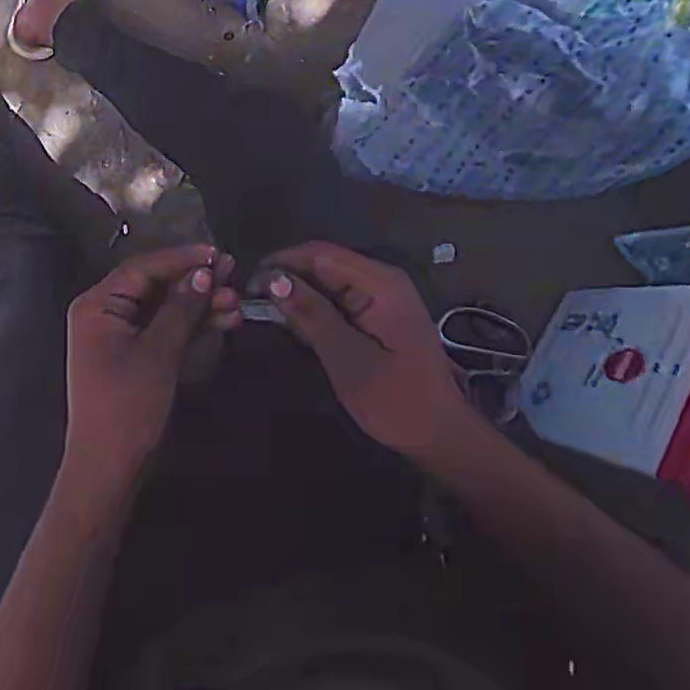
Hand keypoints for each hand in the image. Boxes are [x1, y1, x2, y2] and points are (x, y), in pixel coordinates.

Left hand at [62, 244, 239, 487]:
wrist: (109, 471)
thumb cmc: (127, 407)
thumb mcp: (158, 353)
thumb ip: (181, 308)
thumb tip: (204, 272)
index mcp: (97, 305)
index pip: (143, 268)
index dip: (182, 259)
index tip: (217, 254)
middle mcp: (104, 313)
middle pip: (154, 285)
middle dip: (194, 282)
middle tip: (233, 273)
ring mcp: (119, 336)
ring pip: (164, 308)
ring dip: (198, 304)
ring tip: (235, 302)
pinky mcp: (134, 355)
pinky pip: (164, 329)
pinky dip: (190, 325)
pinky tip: (222, 320)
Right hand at [257, 242, 468, 460]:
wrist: (441, 435)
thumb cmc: (397, 402)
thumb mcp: (347, 360)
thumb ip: (312, 315)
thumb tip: (273, 279)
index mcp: (381, 283)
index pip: (320, 254)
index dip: (281, 263)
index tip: (248, 286)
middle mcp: (382, 278)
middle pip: (322, 262)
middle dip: (286, 277)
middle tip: (252, 303)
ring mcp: (381, 294)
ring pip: (326, 278)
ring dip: (296, 293)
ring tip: (265, 313)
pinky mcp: (377, 311)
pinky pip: (336, 296)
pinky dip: (312, 307)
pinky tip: (293, 324)